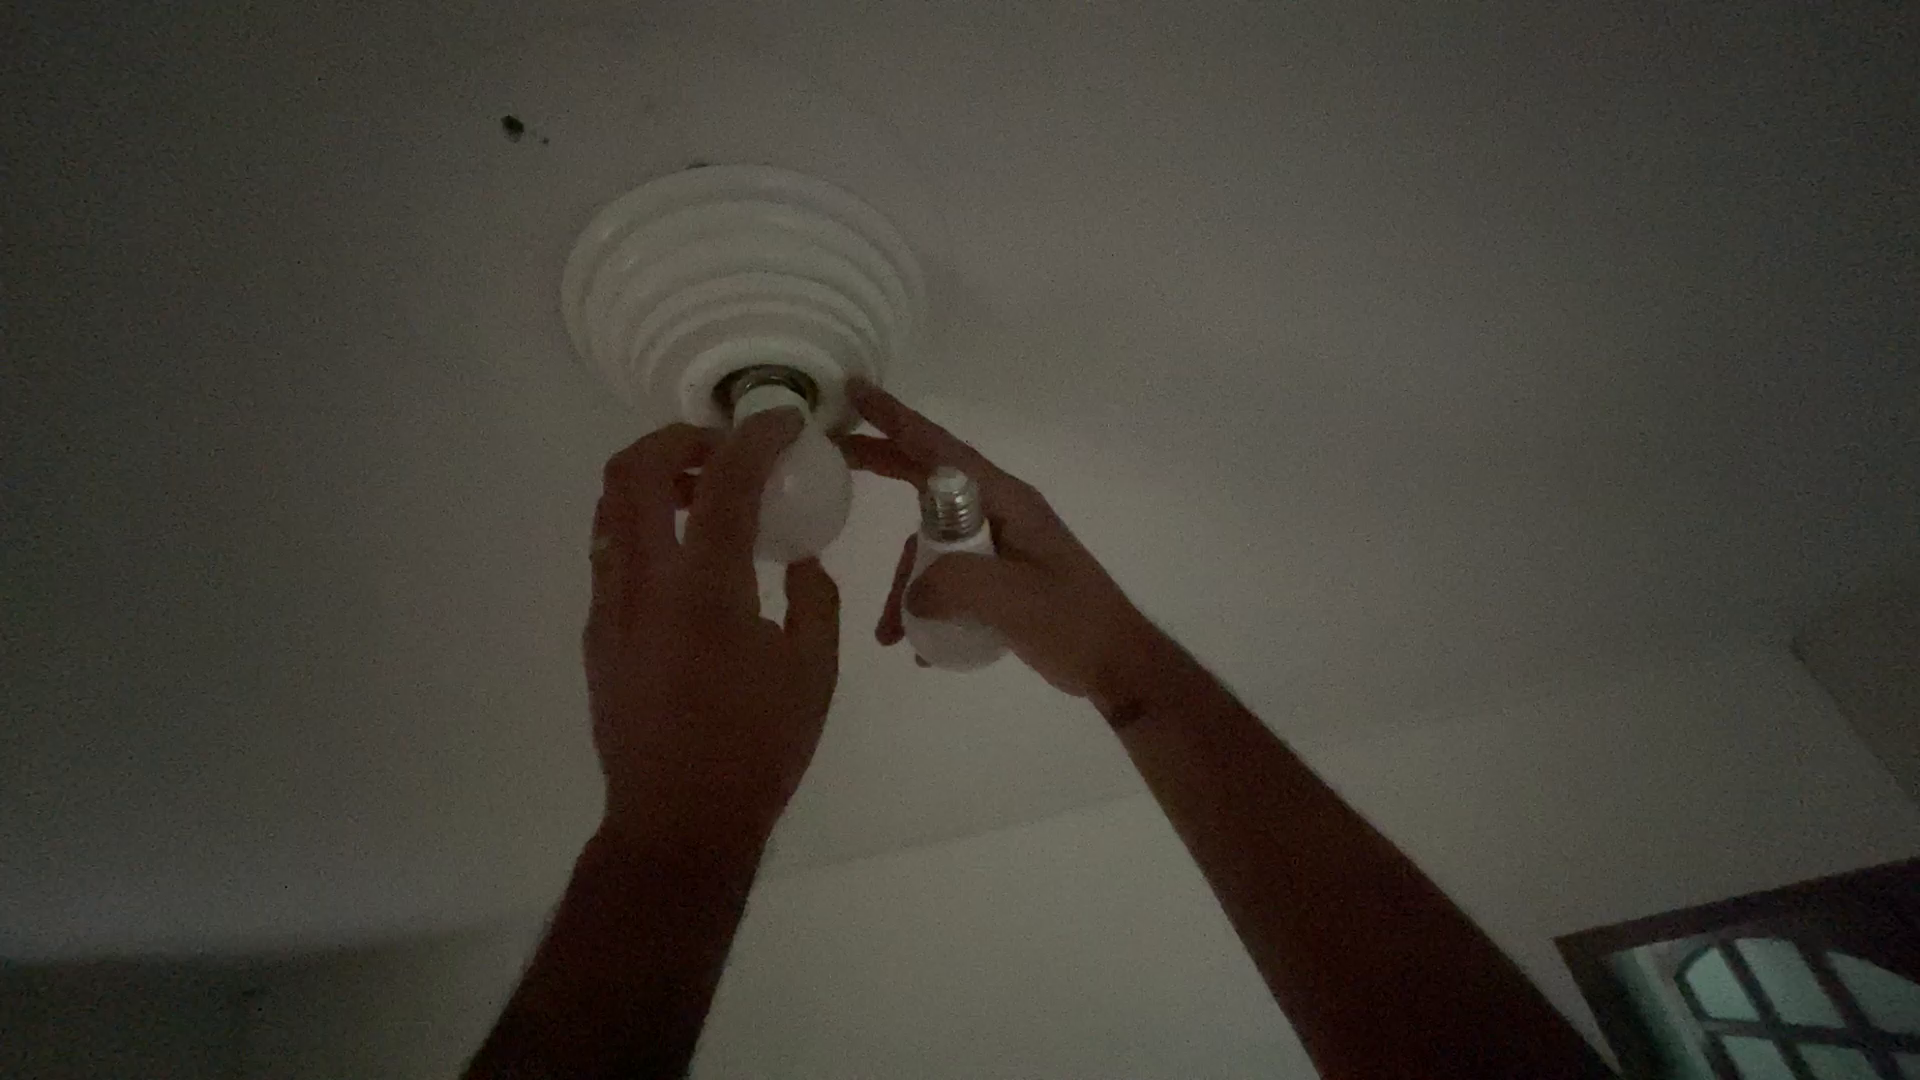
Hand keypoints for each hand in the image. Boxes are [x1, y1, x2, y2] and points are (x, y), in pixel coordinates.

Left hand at [584, 412, 840, 851]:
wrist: (679, 820)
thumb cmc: (759, 747)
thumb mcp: (815, 669)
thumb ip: (813, 597)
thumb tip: (799, 557)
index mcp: (708, 593)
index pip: (727, 484)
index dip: (757, 437)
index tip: (783, 420)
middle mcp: (644, 585)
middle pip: (635, 471)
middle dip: (681, 437)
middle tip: (728, 446)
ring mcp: (610, 606)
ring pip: (611, 505)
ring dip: (658, 476)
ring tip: (708, 490)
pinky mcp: (597, 631)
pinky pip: (611, 547)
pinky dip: (648, 520)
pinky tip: (689, 550)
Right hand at [839, 381, 1174, 709]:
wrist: (1115, 664)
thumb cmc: (1073, 623)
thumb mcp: (1013, 600)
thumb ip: (955, 584)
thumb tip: (912, 595)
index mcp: (1006, 502)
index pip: (942, 450)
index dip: (898, 420)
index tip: (856, 392)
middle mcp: (998, 514)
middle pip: (928, 483)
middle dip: (883, 469)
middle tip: (835, 458)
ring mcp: (998, 545)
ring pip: (931, 547)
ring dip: (906, 586)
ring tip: (890, 635)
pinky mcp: (998, 578)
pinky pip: (948, 578)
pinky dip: (927, 607)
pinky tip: (919, 646)